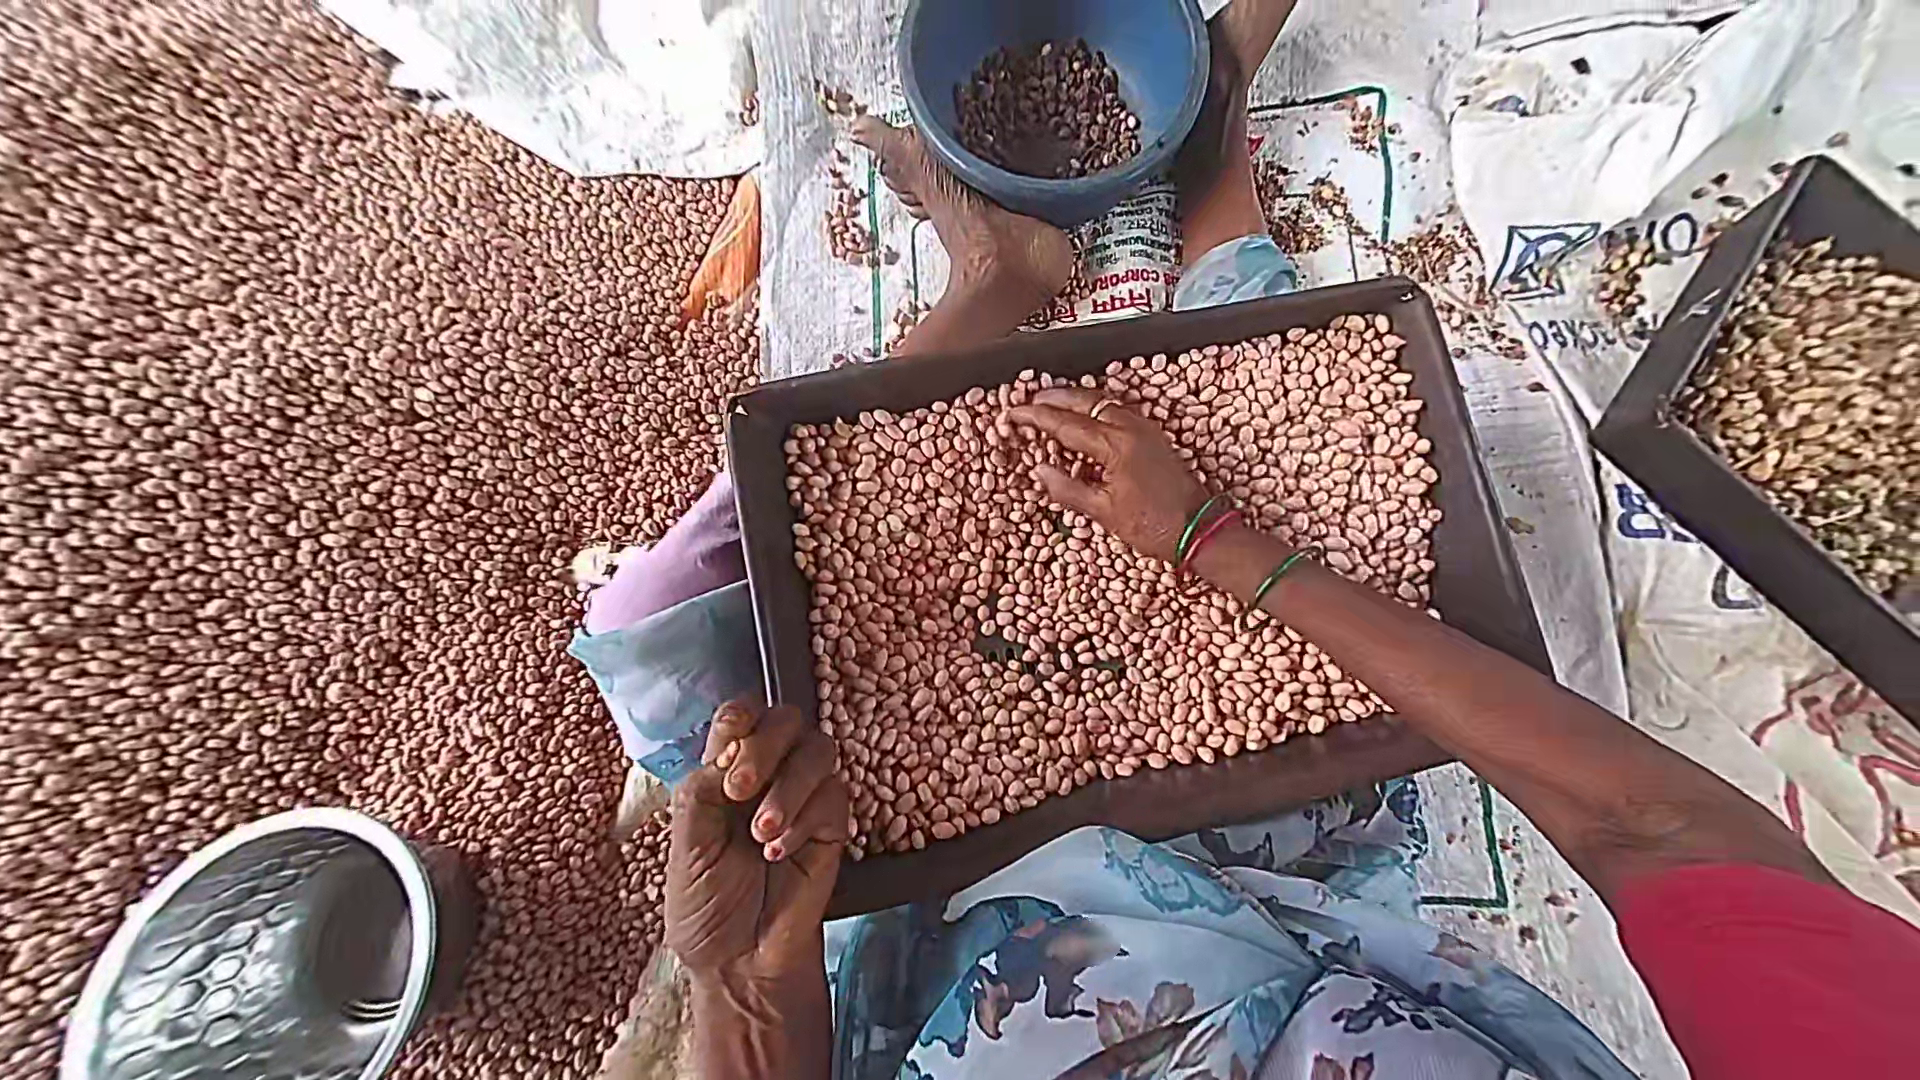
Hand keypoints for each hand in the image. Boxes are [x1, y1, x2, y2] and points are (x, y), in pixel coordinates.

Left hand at [666, 700, 849, 980]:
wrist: (740, 961)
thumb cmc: (705, 902)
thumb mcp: (686, 847)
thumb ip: (702, 791)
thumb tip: (733, 748)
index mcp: (729, 768)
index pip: (743, 715)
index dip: (741, 716)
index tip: (729, 741)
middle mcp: (772, 769)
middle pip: (786, 720)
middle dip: (765, 746)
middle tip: (740, 789)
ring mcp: (806, 792)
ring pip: (817, 749)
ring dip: (789, 785)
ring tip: (762, 833)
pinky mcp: (833, 821)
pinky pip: (834, 794)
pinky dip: (807, 818)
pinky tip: (781, 851)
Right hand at [1006, 387, 1211, 562]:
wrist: (1200, 530)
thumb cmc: (1154, 525)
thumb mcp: (1103, 512)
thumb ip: (1068, 489)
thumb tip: (1040, 471)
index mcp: (1115, 445)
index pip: (1065, 423)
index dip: (1036, 417)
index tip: (1015, 412)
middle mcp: (1131, 429)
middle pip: (1086, 400)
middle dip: (1055, 397)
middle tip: (1031, 399)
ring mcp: (1146, 430)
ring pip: (1104, 401)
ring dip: (1077, 399)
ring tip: (1054, 403)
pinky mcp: (1154, 437)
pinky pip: (1119, 411)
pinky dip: (1097, 407)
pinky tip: (1088, 417)